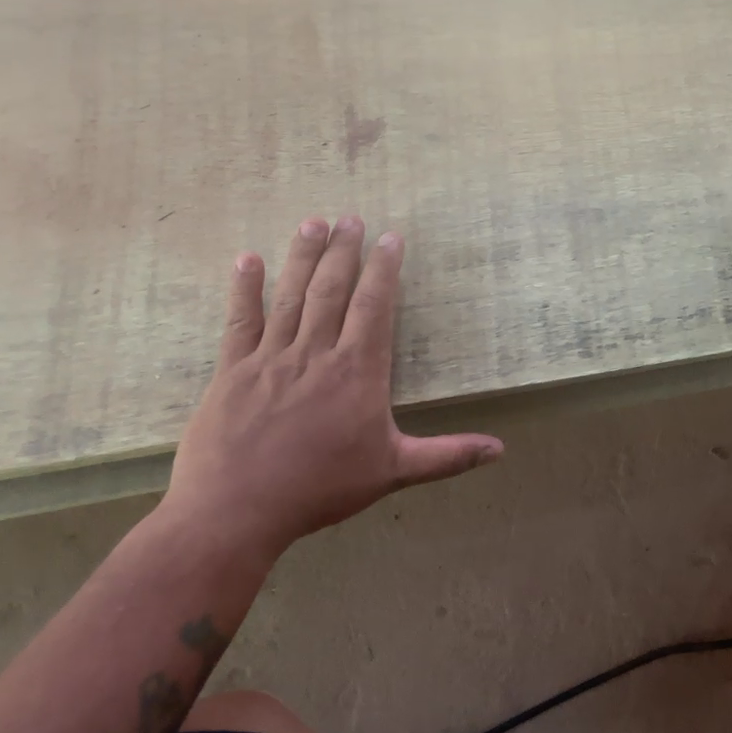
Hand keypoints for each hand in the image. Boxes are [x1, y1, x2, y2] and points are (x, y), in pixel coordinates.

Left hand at [164, 216, 502, 557]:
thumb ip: (448, 456)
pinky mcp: (230, 374)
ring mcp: (269, 360)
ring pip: (289, 297)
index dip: (384, 269)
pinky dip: (244, 289)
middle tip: (351, 218)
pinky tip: (247, 260)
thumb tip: (501, 451)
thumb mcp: (393, 471)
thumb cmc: (320, 490)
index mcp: (357, 371)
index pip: (374, 306)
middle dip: (344, 251)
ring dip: (302, 257)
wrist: (232, 514)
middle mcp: (315, 354)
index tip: (391, 237)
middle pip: (332, 290)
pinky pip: (240, 323)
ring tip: (312, 223)